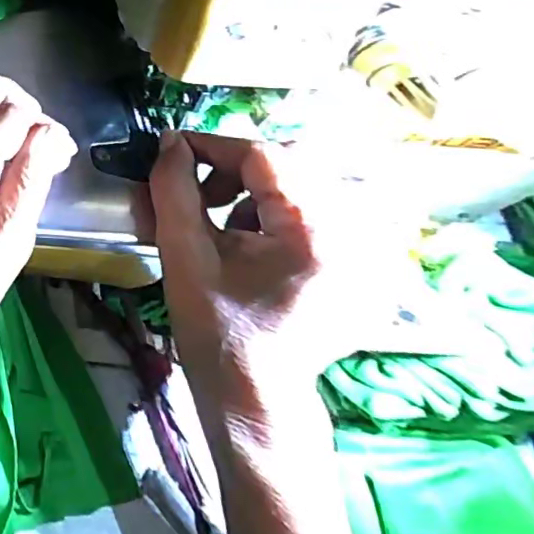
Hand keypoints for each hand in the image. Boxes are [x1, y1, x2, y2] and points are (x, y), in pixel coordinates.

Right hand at [139, 130, 368, 533]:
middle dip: (234, 167)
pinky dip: (274, 209)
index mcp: (315, 233)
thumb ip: (174, 187)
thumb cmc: (214, 323)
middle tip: (197, 189)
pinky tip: (246, 237)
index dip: (211, 146)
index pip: (264, 157)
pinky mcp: (358, 266)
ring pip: (303, 185)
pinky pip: (316, 211)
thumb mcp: (182, 249)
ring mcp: (363, 254)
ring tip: (218, 215)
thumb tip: (170, 141)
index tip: (171, 152)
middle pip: (290, 165)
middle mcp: (354, 237)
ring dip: (253, 187)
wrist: (252, 391)